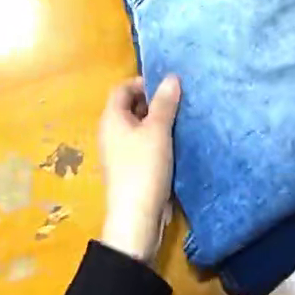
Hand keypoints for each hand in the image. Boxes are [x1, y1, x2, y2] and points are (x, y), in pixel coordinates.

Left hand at [97, 75, 181, 261]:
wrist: (137, 217)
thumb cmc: (144, 168)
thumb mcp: (157, 131)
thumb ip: (164, 103)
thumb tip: (171, 77)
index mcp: (111, 119)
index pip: (122, 88)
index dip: (143, 82)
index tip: (168, 87)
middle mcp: (112, 133)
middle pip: (131, 107)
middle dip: (154, 102)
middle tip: (180, 102)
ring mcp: (120, 152)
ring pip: (140, 127)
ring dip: (159, 122)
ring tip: (183, 120)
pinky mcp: (132, 168)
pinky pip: (144, 145)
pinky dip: (159, 140)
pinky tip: (178, 143)